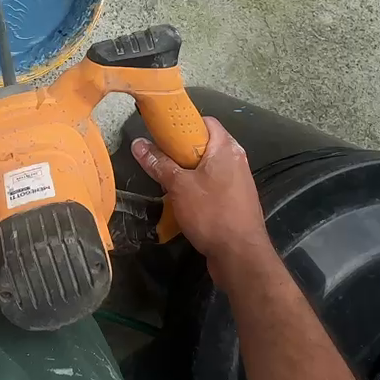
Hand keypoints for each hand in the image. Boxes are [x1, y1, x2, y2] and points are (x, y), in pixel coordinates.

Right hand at [132, 116, 272, 277]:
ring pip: (207, 167)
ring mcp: (237, 183)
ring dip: (186, 171)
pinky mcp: (235, 202)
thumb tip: (138, 144)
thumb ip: (159, 163)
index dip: (183, 123)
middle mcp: (235, 161)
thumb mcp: (179, 186)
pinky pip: (212, 185)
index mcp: (226, 149)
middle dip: (180, 150)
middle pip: (204, 144)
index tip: (162, 132)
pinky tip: (180, 199)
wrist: (241, 258)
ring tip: (165, 178)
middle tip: (159, 156)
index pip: (205, 122)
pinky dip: (196, 187)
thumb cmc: (212, 214)